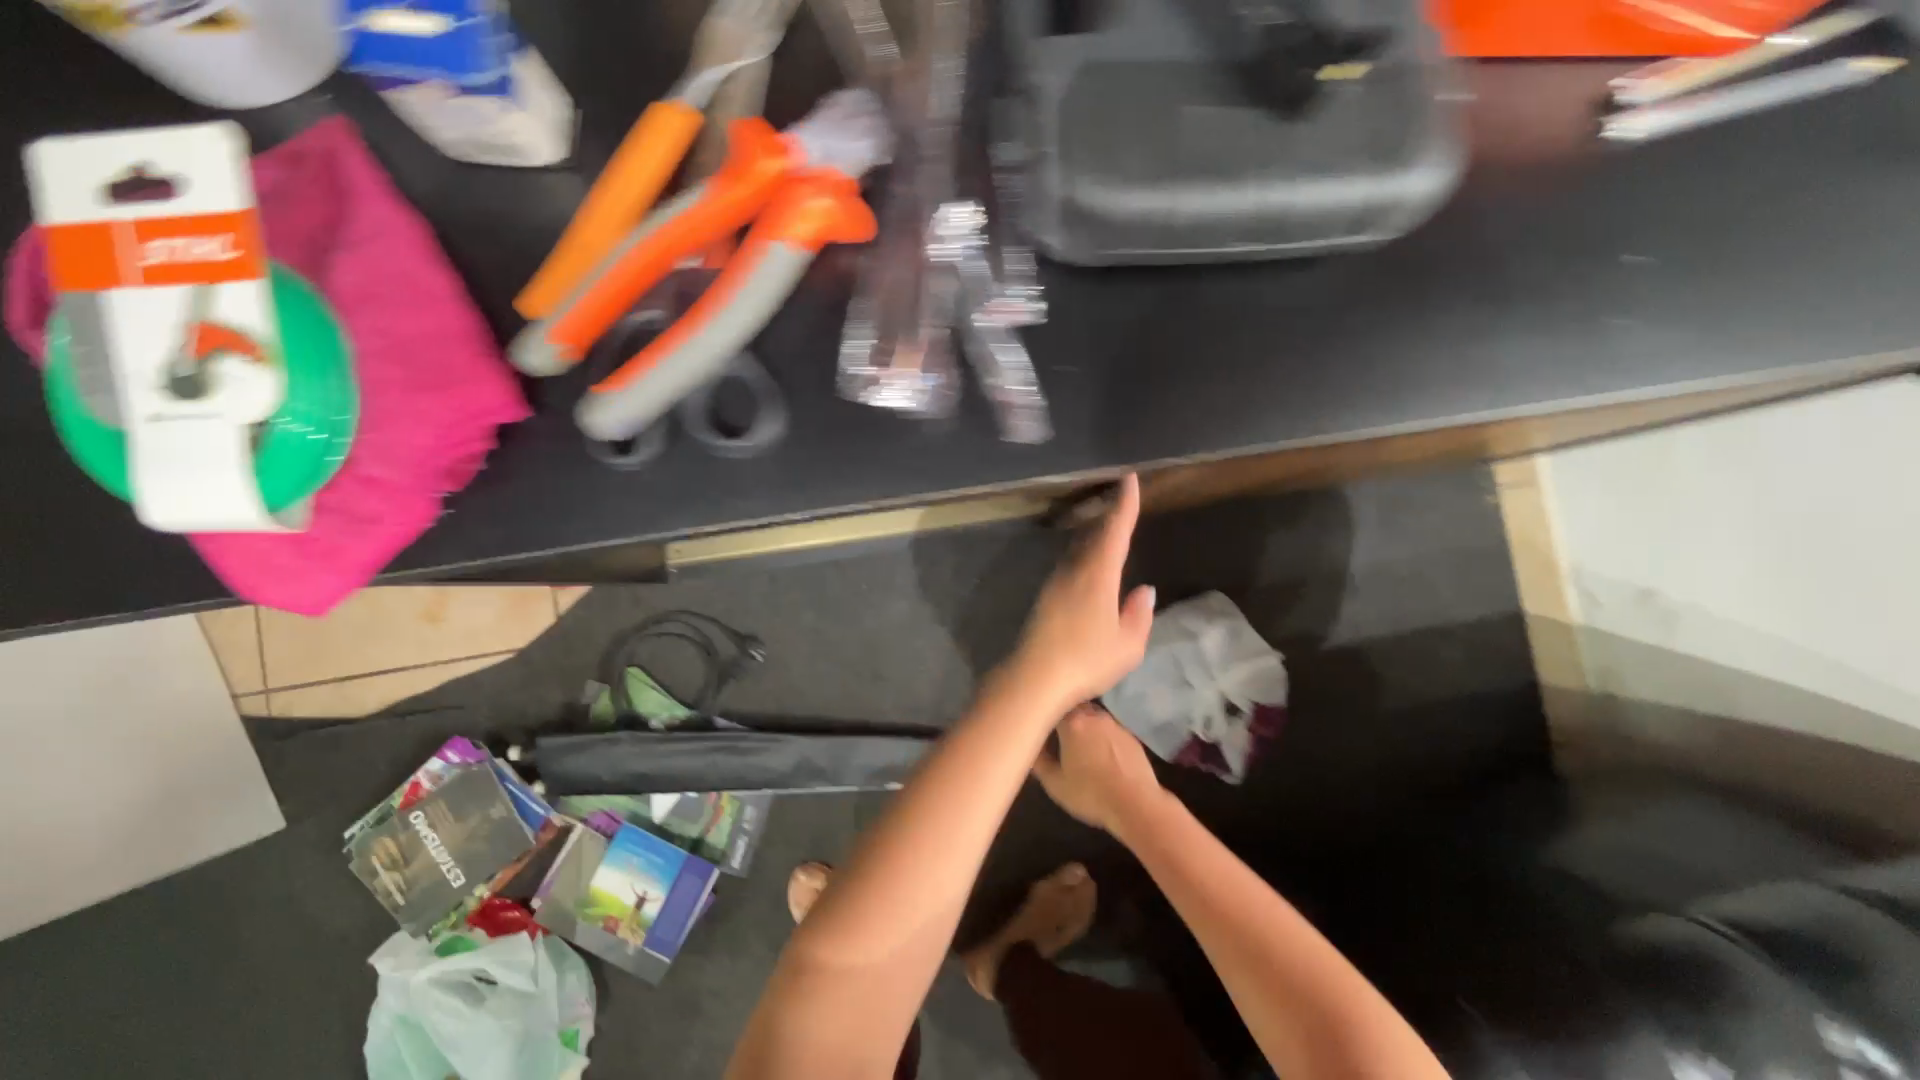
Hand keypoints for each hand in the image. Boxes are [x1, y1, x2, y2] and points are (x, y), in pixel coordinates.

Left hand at [1004, 474, 1155, 709]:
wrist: (1034, 678)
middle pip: (1094, 533)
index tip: (1129, 478)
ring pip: (1078, 547)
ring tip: (1109, 527)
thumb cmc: (1086, 661)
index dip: (1124, 504)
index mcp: (1098, 574)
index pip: (1115, 530)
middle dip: (1109, 514)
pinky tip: (1089, 562)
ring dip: (1094, 533)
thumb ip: (1138, 615)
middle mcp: (1074, 570)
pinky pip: (1070, 563)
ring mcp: (1055, 582)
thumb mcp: (1127, 645)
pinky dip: (1084, 552)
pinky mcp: (1045, 597)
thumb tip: (1143, 590)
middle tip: (1122, 497)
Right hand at [1033, 704, 1165, 834]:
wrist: (1136, 804)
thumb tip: (1033, 748)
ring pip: (1094, 717)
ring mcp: (1116, 725)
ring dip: (1085, 725)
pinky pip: (1110, 729)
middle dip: (1065, 716)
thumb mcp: (1055, 784)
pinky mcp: (1131, 737)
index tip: (1039, 726)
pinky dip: (1102, 736)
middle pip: (1076, 707)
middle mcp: (1094, 716)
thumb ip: (1040, 762)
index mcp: (1073, 723)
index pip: (1053, 706)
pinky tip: (1101, 754)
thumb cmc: (1090, 794)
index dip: (1045, 715)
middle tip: (1057, 734)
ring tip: (1079, 744)